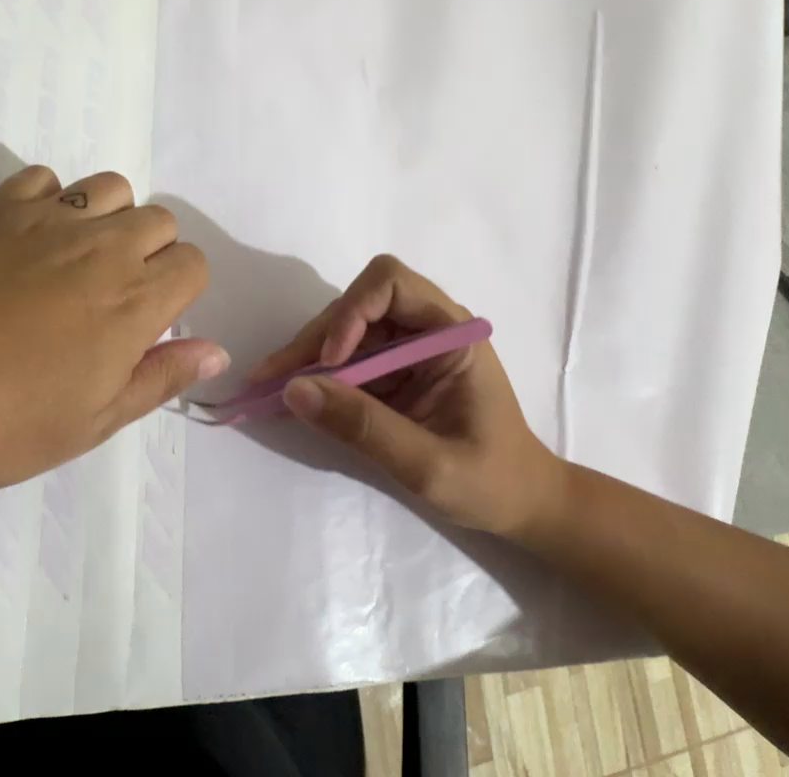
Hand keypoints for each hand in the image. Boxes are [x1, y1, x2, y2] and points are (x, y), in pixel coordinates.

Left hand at [0, 166, 225, 501]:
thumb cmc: (0, 422)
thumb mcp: (91, 423)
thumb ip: (159, 378)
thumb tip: (215, 352)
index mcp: (134, 302)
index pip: (193, 264)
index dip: (179, 292)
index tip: (147, 325)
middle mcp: (102, 247)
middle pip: (159, 220)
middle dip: (151, 253)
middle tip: (111, 300)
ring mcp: (47, 221)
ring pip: (110, 187)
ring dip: (110, 218)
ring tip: (78, 261)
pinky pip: (44, 178)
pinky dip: (50, 199)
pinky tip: (29, 239)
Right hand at [249, 255, 564, 536]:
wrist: (520, 504)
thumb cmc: (490, 482)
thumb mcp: (428, 465)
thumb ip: (364, 427)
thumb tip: (294, 391)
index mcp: (452, 335)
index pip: (391, 284)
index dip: (351, 312)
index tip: (331, 361)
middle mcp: (428, 329)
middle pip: (357, 304)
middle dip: (315, 338)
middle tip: (271, 379)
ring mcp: (409, 349)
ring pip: (344, 328)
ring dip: (308, 356)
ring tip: (268, 388)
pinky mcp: (394, 371)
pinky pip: (347, 358)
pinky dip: (317, 375)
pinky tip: (290, 395)